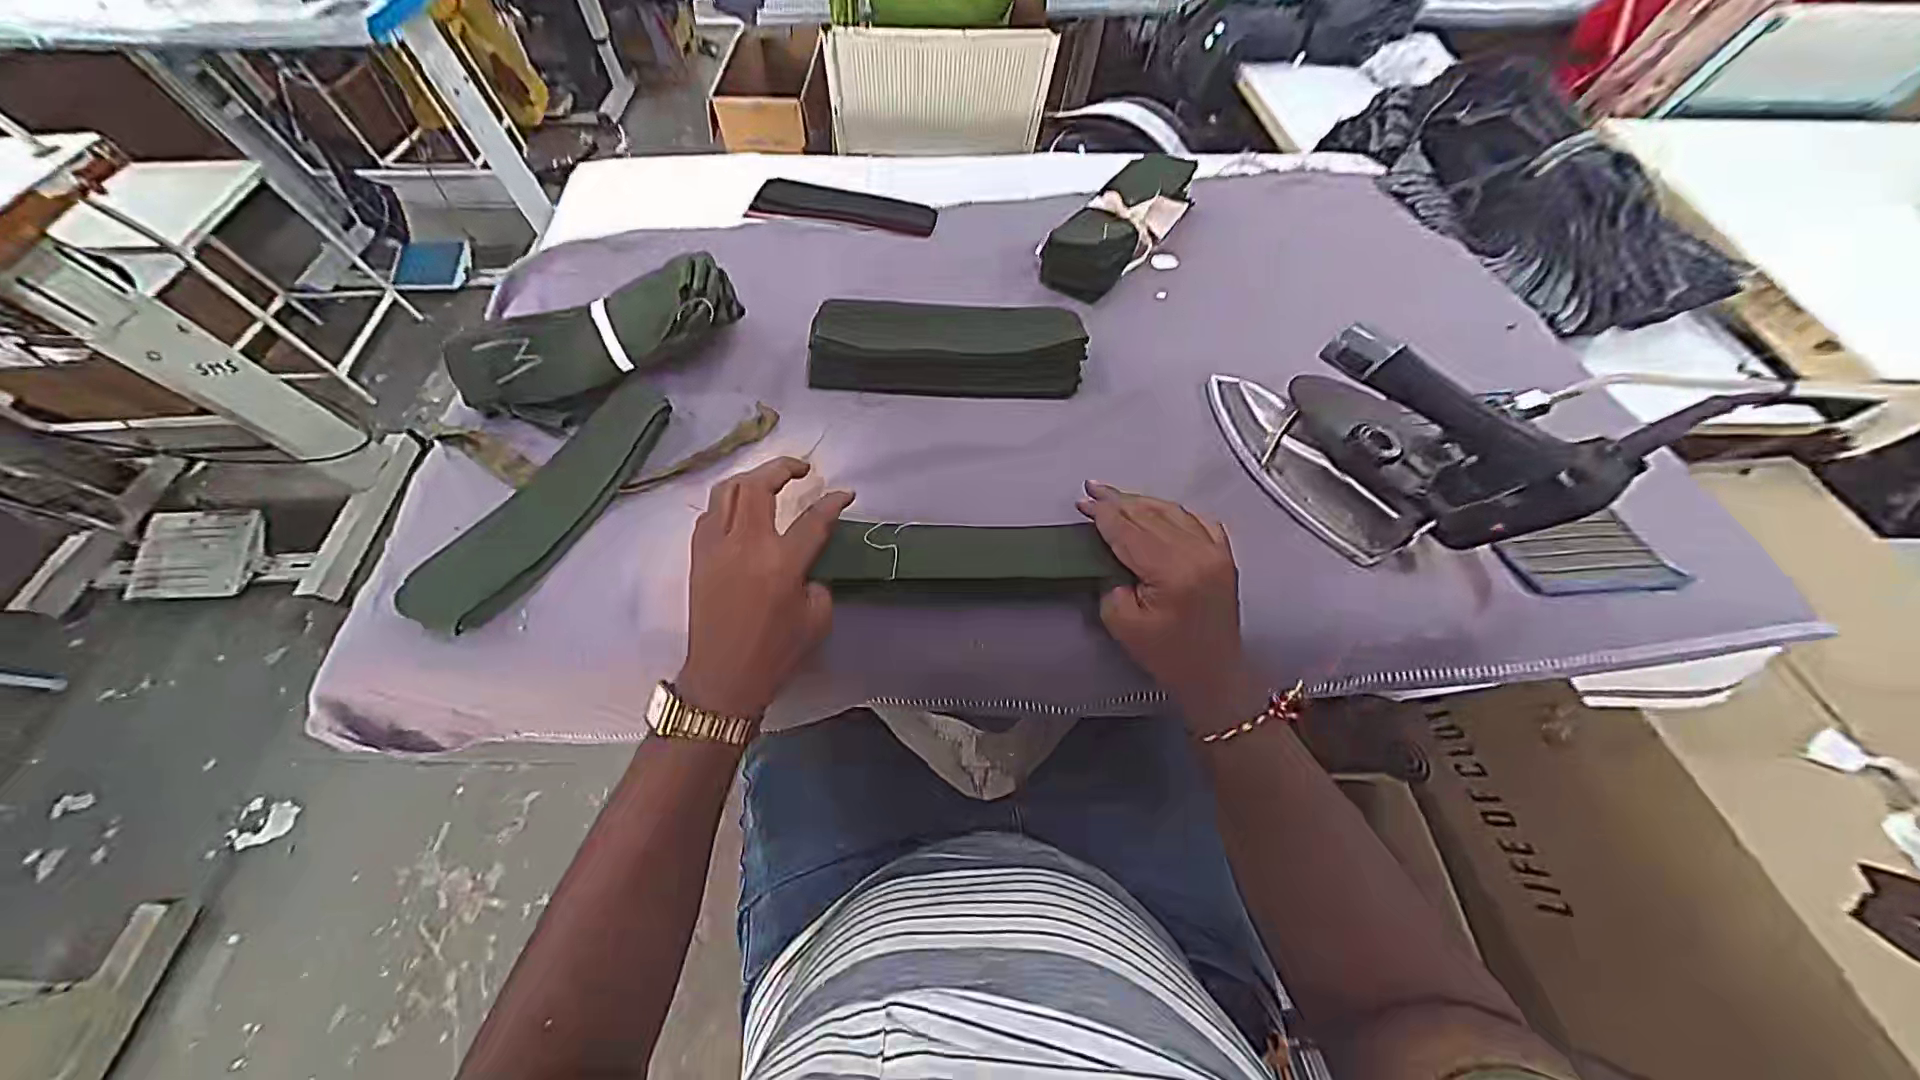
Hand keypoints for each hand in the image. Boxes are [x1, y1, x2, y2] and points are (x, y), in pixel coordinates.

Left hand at [677, 458, 852, 720]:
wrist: (724, 676)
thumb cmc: (776, 652)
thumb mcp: (816, 618)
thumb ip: (817, 580)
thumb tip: (805, 564)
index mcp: (781, 564)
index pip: (813, 519)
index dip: (833, 502)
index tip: (845, 494)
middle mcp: (746, 546)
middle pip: (759, 486)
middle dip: (783, 468)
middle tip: (802, 470)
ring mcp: (716, 548)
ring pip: (728, 491)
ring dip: (752, 477)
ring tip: (769, 480)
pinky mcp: (698, 556)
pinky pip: (710, 513)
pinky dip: (729, 502)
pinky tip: (741, 509)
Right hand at [1076, 481, 1264, 728]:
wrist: (1214, 674)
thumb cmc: (1167, 655)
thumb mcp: (1122, 623)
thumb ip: (1110, 583)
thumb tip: (1109, 555)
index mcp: (1174, 571)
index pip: (1130, 531)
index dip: (1103, 515)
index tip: (1083, 503)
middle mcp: (1199, 553)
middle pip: (1150, 515)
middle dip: (1117, 502)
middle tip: (1092, 491)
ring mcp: (1216, 551)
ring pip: (1172, 512)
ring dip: (1141, 502)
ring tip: (1115, 496)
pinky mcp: (1224, 556)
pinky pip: (1197, 520)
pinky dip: (1172, 511)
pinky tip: (1156, 509)